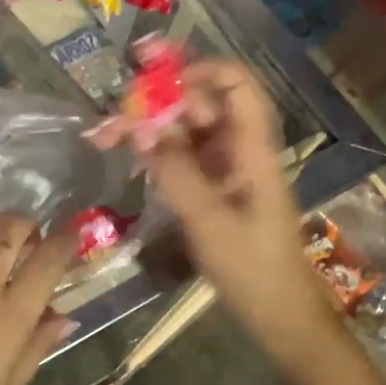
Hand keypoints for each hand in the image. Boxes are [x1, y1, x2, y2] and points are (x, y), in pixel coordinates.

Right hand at [100, 59, 322, 352]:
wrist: (279, 316)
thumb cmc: (253, 267)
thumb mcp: (209, 220)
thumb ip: (175, 171)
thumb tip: (140, 129)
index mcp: (251, 147)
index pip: (236, 84)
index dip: (200, 68)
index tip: (156, 72)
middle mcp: (237, 147)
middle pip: (199, 103)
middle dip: (157, 99)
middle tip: (117, 111)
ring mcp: (223, 166)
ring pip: (183, 127)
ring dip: (147, 124)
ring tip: (106, 133)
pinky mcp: (211, 185)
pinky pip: (179, 153)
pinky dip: (152, 149)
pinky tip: (124, 152)